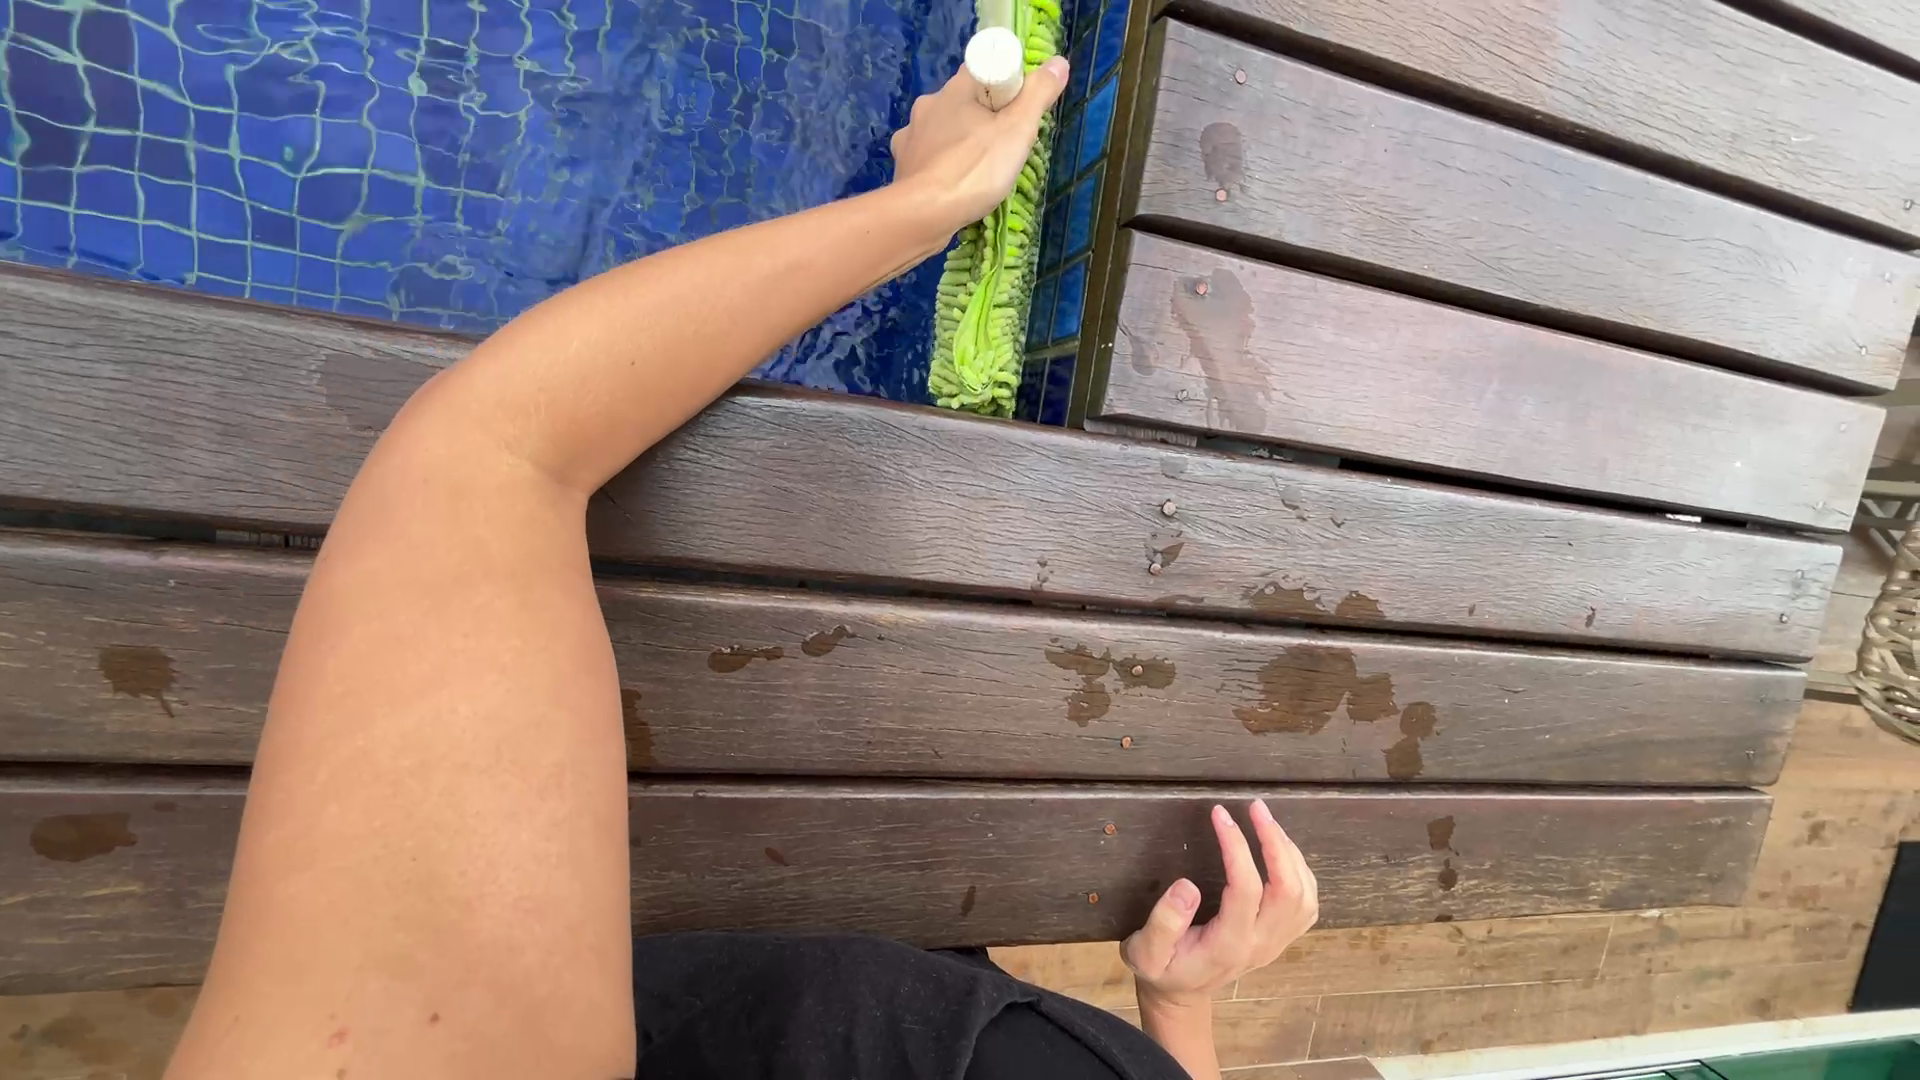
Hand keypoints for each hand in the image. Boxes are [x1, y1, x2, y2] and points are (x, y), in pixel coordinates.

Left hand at [888, 56, 1069, 236]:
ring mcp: (910, 137)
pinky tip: (949, 184)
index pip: (984, 70)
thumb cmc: (973, 170)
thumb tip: (1059, 63)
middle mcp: (928, 105)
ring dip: (957, 144)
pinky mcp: (902, 168)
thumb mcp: (1017, 130)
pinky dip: (939, 167)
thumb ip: (1038, 95)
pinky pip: (927, 160)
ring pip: (942, 132)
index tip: (1016, 114)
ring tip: (974, 170)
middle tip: (1000, 149)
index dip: (1004, 87)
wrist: (923, 216)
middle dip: (981, 120)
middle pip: (963, 103)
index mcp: (955, 89)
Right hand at [1123, 800, 1319, 1010]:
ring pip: (1304, 896)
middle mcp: (1260, 944)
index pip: (1246, 888)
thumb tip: (1186, 886)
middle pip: (1289, 890)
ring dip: (1291, 853)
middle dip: (1275, 842)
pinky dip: (1301, 871)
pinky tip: (1282, 849)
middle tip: (1255, 807)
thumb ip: (1163, 922)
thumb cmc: (1160, 969)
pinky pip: (1306, 904)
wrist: (1180, 996)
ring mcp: (1274, 943)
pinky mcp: (1279, 938)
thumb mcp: (1145, 951)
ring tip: (1267, 821)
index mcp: (1229, 943)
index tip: (1219, 814)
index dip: (1236, 846)